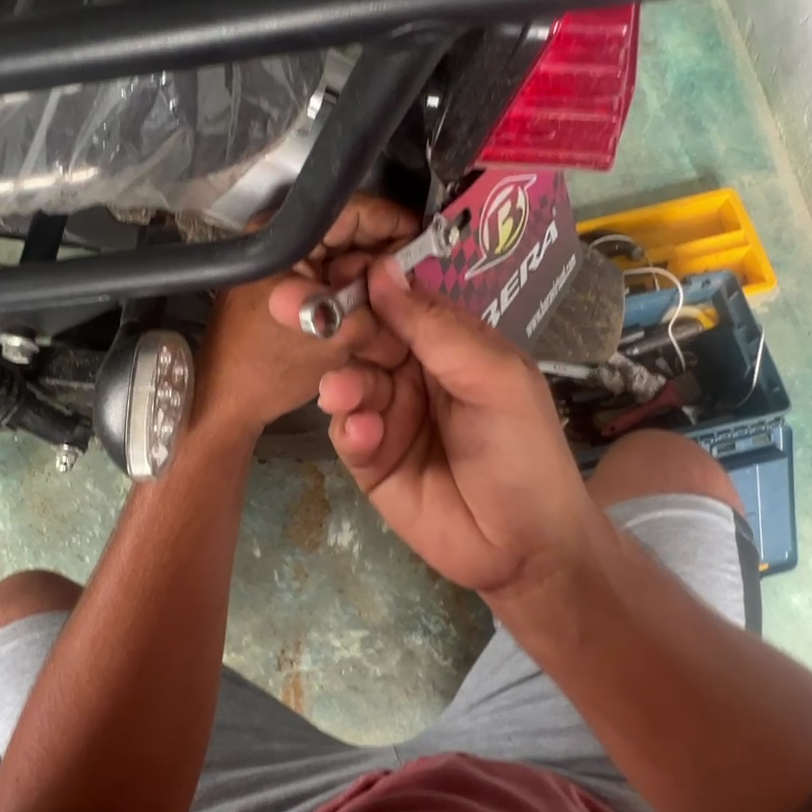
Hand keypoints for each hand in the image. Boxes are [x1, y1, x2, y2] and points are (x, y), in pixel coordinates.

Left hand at [194, 195, 416, 437]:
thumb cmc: (268, 369)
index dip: (392, 223)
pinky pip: (330, 281)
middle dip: (383, 259)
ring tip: (393, 307)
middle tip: (414, 282)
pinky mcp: (285, 287)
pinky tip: (369, 316)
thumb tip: (407, 285)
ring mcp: (282, 265)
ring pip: (344, 261)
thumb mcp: (332, 337)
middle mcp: (281, 243)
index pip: (350, 211)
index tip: (425, 240)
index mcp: (283, 240)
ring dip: (369, 283)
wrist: (224, 404)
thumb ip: (374, 307)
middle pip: (350, 236)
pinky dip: (352, 296)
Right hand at [305, 259, 605, 596]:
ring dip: (342, 383)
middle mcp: (413, 372)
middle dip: (330, 323)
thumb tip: (381, 269)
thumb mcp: (494, 378)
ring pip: (348, 381)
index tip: (326, 266)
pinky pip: (346, 431)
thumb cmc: (523, 451)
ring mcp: (389, 415)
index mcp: (447, 343)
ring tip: (343, 394)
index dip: (363, 283)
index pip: (397, 300)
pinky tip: (365, 435)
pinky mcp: (370, 459)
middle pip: (362, 336)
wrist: (523, 545)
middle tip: (289, 307)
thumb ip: (437, 329)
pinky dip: (349, 428)